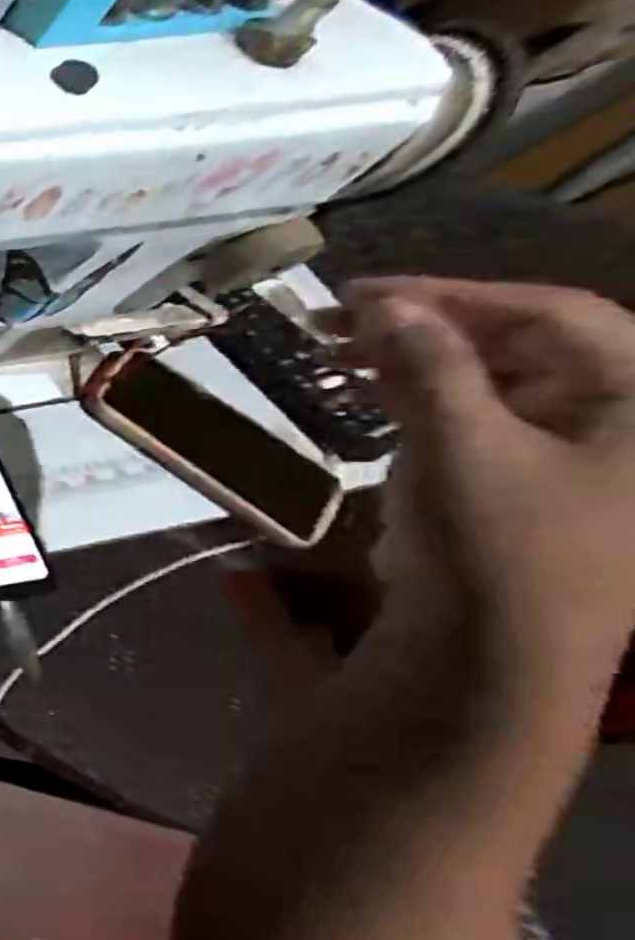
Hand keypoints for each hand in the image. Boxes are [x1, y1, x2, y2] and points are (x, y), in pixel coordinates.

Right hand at [346, 277, 634, 687]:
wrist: (495, 646)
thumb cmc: (498, 542)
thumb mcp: (461, 446)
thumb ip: (428, 366)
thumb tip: (385, 303)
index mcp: (633, 398)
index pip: (547, 313)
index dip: (451, 294)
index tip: (356, 293)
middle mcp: (612, 412)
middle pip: (518, 340)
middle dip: (424, 324)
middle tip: (335, 322)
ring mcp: (567, 445)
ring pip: (488, 374)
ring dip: (411, 356)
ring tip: (338, 353)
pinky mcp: (518, 472)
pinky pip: (471, 409)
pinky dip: (416, 391)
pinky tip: (367, 390)